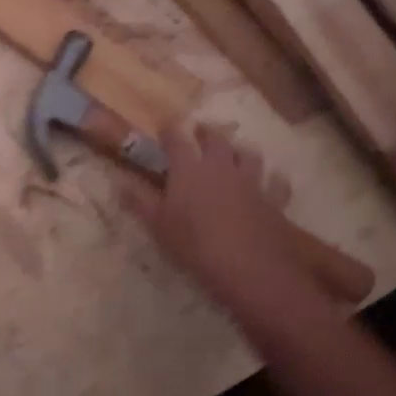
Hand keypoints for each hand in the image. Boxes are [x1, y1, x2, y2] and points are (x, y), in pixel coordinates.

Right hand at [125, 119, 313, 299]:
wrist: (250, 268)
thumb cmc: (195, 245)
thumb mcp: (158, 226)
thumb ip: (139, 201)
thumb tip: (118, 181)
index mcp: (189, 169)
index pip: (176, 139)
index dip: (169, 130)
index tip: (164, 127)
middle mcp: (221, 167)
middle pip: (216, 139)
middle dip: (206, 133)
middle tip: (200, 133)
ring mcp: (251, 182)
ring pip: (249, 155)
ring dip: (240, 151)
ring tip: (235, 153)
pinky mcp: (274, 200)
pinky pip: (277, 183)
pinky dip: (274, 179)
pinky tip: (272, 181)